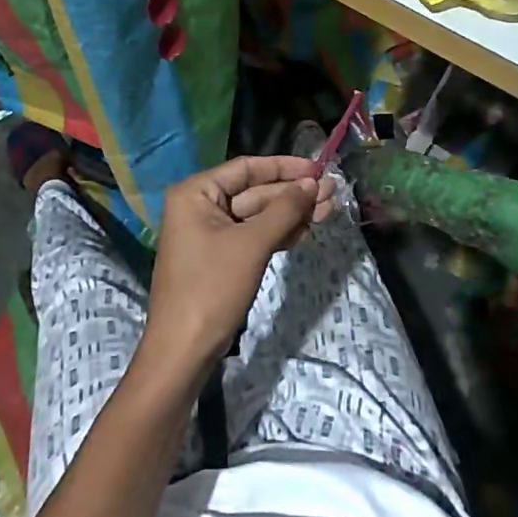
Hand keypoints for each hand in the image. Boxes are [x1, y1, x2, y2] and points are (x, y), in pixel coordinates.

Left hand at [141, 157, 335, 376]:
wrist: (184, 349)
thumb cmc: (212, 287)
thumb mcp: (252, 244)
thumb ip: (284, 209)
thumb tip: (313, 183)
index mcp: (196, 192)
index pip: (246, 168)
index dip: (284, 167)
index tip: (318, 167)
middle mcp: (200, 205)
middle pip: (254, 191)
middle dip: (293, 193)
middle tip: (333, 191)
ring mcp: (210, 232)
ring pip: (258, 214)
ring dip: (291, 213)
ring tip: (330, 208)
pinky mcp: (221, 255)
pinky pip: (253, 234)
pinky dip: (278, 232)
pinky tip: (307, 229)